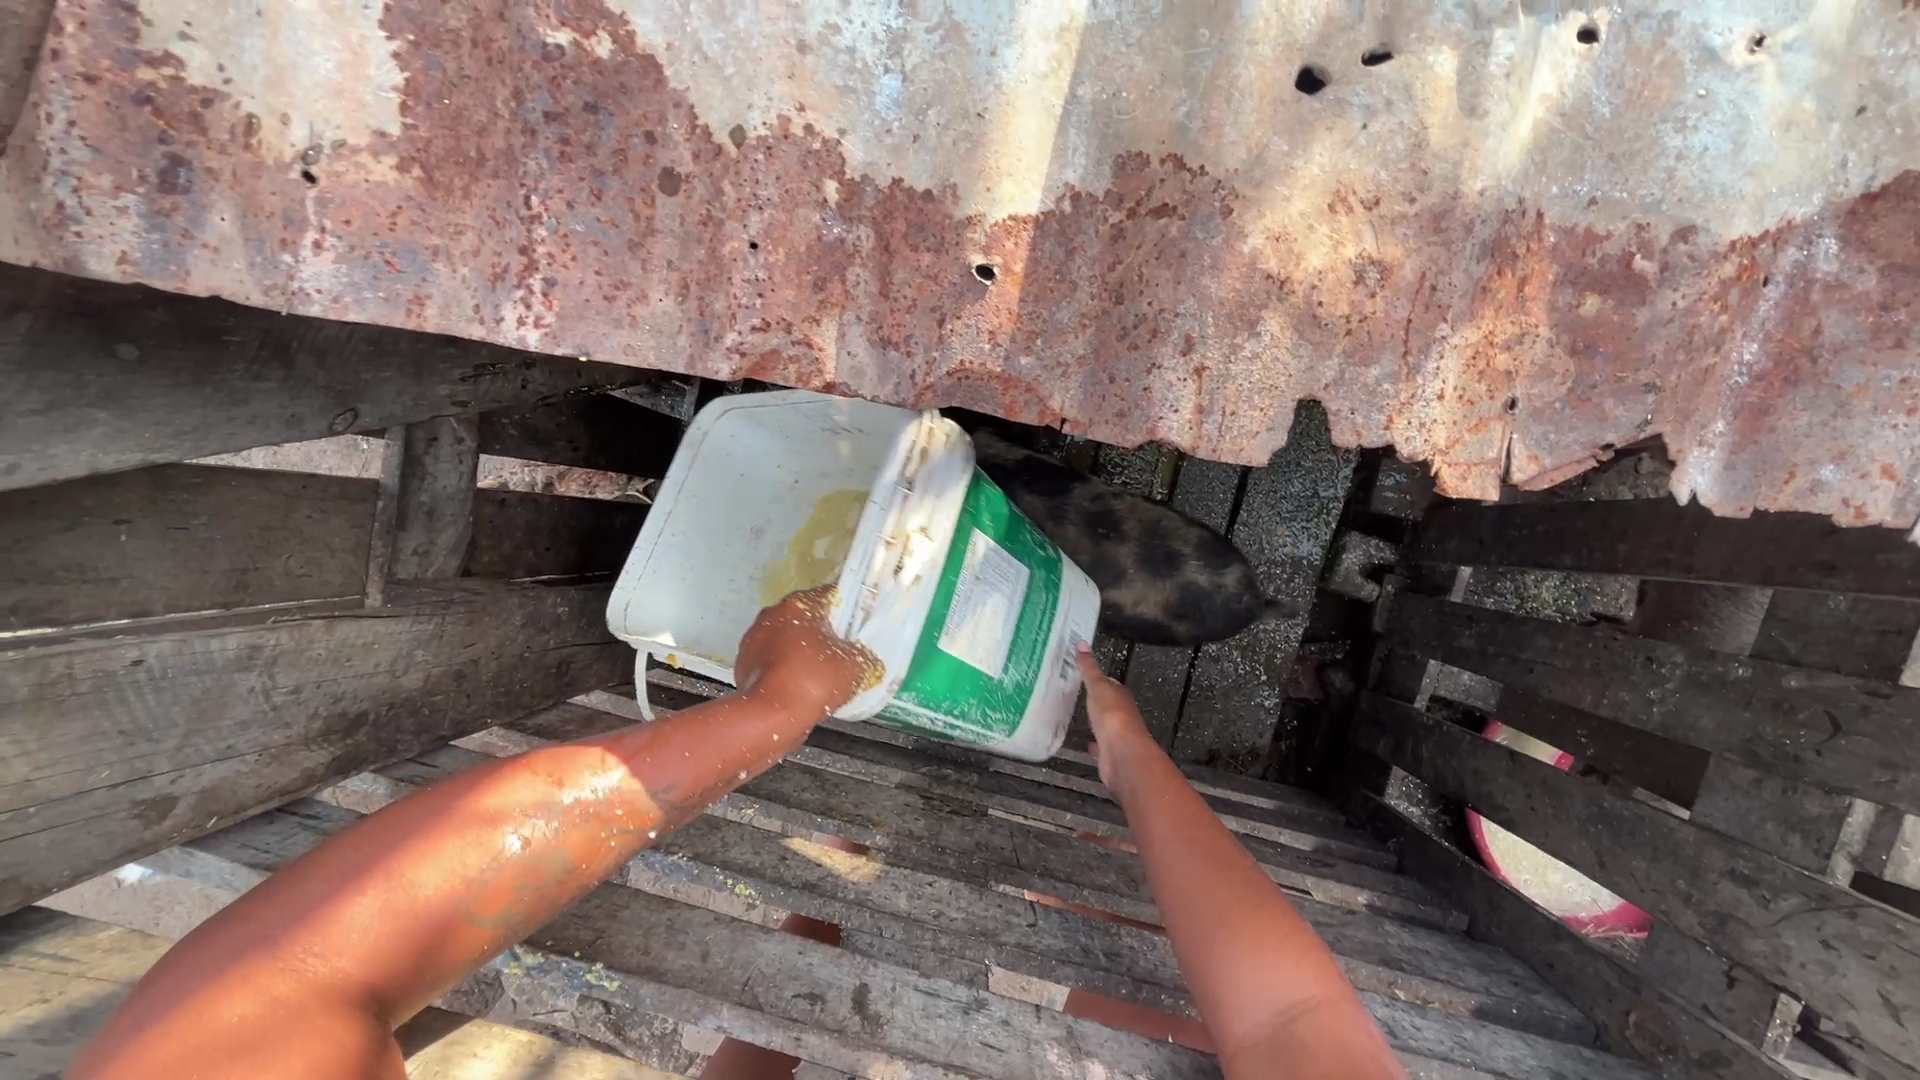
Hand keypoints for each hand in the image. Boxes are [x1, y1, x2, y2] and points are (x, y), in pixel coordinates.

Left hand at [736, 586, 879, 723]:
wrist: (769, 716)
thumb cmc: (813, 680)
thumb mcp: (854, 667)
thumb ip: (864, 656)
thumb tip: (866, 658)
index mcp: (799, 604)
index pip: (829, 597)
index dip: (847, 611)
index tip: (857, 628)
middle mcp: (771, 614)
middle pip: (804, 618)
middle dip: (820, 632)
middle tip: (839, 653)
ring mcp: (752, 639)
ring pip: (784, 640)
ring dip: (798, 652)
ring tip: (817, 675)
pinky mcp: (741, 665)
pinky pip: (769, 662)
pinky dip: (782, 671)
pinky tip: (795, 688)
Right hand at [1076, 644, 1156, 787]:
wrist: (1121, 752)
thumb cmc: (1111, 715)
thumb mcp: (1097, 686)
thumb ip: (1089, 668)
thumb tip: (1082, 643)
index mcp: (1120, 696)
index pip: (1110, 684)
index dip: (1099, 681)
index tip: (1086, 677)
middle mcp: (1123, 715)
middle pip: (1109, 705)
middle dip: (1097, 702)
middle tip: (1080, 697)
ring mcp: (1118, 735)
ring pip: (1106, 726)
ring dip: (1097, 723)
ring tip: (1080, 719)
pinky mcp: (1111, 753)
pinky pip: (1101, 745)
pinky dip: (1095, 743)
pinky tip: (1086, 744)